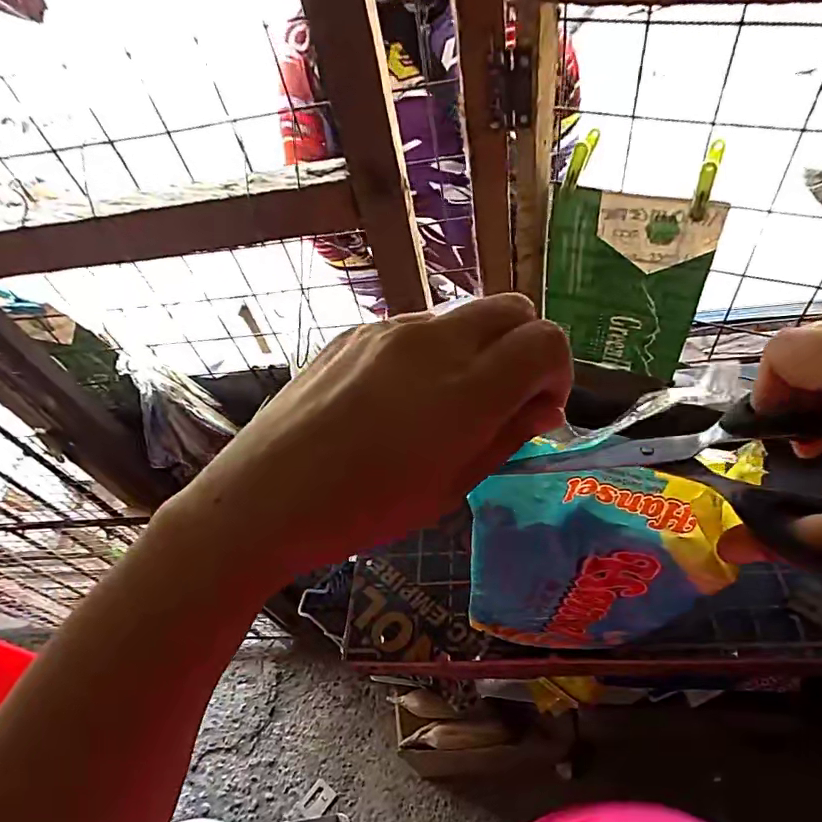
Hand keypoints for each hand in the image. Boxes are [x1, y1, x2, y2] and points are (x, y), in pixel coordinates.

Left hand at [159, 294, 571, 582]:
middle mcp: (433, 341)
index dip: (557, 374)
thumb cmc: (362, 511)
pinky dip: (430, 354)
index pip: (546, 341)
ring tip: (440, 408)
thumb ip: (505, 438)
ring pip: (461, 317)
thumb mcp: (449, 489)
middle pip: (512, 310)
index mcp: (466, 388)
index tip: (538, 412)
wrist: (264, 497)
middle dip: (524, 350)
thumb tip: (541, 406)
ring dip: (475, 351)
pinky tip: (395, 402)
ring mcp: (388, 330)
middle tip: (502, 403)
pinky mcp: (353, 332)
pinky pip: (414, 329)